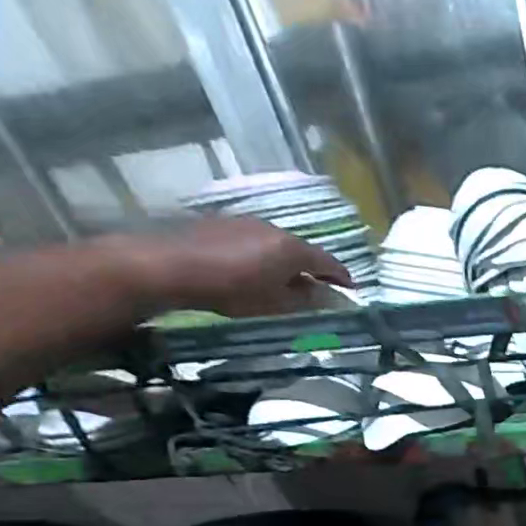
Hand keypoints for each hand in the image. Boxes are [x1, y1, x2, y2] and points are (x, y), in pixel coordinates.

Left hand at [92, 216, 351, 318]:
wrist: (173, 265)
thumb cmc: (232, 290)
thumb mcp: (275, 303)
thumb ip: (306, 299)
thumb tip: (331, 298)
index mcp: (293, 249)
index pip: (328, 262)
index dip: (342, 277)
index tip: (351, 289)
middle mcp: (276, 229)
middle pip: (303, 251)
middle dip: (313, 270)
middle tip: (318, 289)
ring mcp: (248, 223)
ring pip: (278, 244)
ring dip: (286, 262)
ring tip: (284, 282)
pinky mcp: (224, 224)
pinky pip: (255, 240)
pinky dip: (263, 256)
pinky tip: (252, 270)